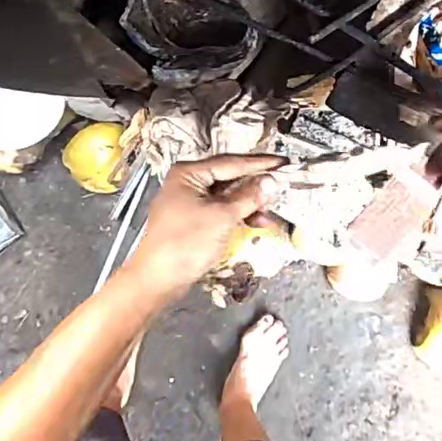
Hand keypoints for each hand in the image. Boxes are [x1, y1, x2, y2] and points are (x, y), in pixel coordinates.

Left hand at [123, 154, 284, 295]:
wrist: (158, 278)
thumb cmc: (187, 241)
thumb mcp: (222, 217)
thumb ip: (248, 197)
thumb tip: (270, 181)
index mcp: (188, 173)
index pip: (230, 162)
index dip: (259, 163)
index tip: (282, 162)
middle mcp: (187, 181)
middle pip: (228, 177)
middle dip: (255, 184)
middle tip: (281, 184)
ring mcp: (188, 201)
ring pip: (226, 195)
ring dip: (249, 202)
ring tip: (272, 209)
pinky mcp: (192, 219)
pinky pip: (220, 210)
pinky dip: (238, 215)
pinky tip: (258, 222)